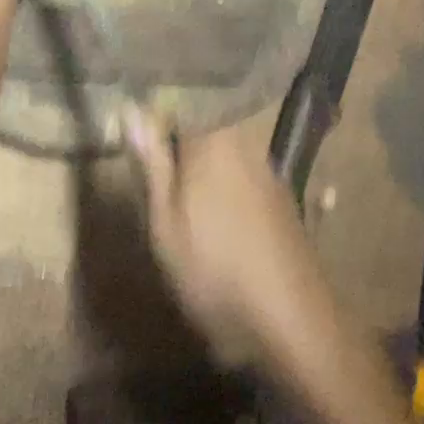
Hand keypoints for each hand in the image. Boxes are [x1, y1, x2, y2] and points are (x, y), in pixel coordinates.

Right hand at [123, 112, 313, 358]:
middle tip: (150, 147)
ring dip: (204, 151)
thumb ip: (150, 162)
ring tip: (179, 173)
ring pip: (230, 146)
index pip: (182, 99)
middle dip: (180, 126)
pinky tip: (221, 197)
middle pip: (209, 120)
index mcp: (213, 142)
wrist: (294, 325)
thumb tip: (129, 108)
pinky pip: (248, 171)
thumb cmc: (215, 269)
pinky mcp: (286, 202)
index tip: (132, 115)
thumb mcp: (165, 221)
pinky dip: (229, 174)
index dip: (156, 104)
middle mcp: (247, 147)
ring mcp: (271, 174)